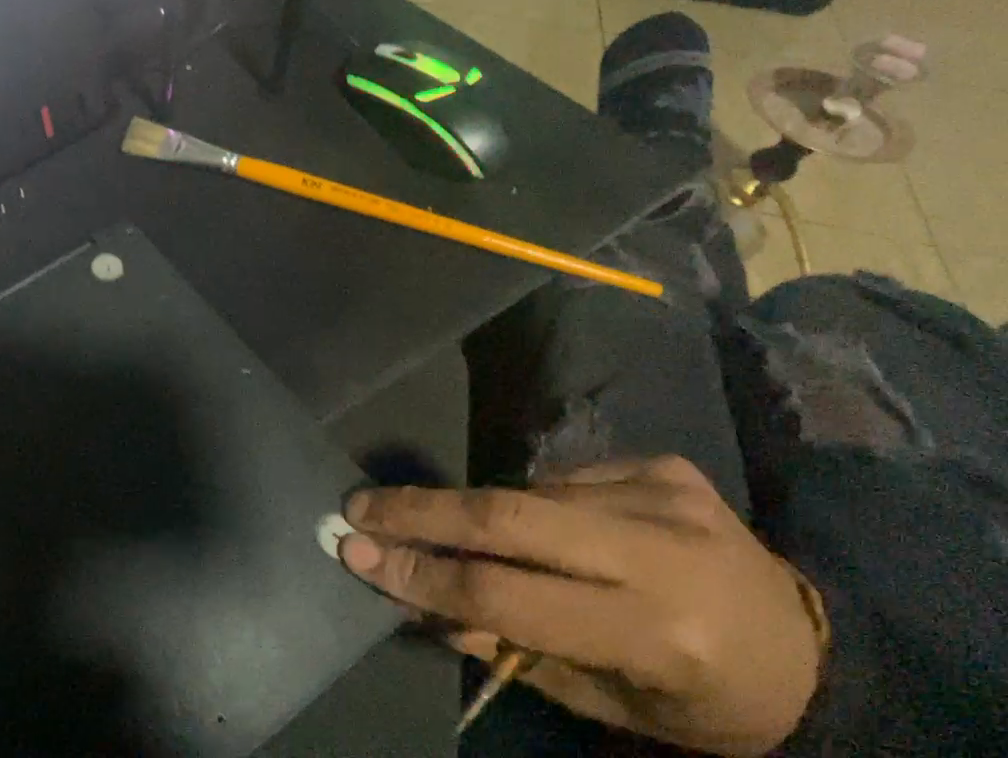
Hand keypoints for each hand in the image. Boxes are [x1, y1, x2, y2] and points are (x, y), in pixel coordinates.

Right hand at [341, 457, 824, 757]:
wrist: (811, 656)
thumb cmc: (698, 699)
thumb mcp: (603, 701)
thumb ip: (506, 646)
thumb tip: (413, 597)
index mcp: (655, 633)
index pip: (507, 593)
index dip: (422, 573)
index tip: (355, 552)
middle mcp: (662, 553)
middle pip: (509, 514)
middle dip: (420, 509)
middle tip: (357, 506)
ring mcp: (668, 496)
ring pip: (528, 491)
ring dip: (476, 511)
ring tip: (456, 530)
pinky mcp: (667, 465)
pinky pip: (564, 477)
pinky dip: (534, 502)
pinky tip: (549, 527)